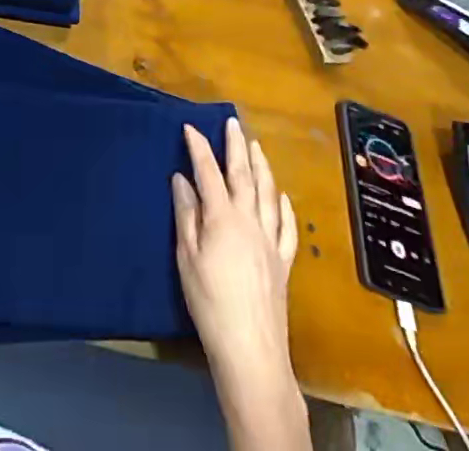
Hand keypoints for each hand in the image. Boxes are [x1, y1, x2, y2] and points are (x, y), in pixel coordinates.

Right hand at [173, 117, 298, 377]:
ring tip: (256, 146)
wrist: (251, 347)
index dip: (199, 148)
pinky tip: (281, 195)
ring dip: (262, 166)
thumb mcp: (186, 257)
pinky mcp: (283, 260)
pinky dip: (283, 204)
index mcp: (223, 219)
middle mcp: (250, 222)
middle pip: (244, 176)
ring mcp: (271, 240)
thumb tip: (182, 179)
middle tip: (232, 122)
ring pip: (268, 194)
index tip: (190, 127)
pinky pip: (286, 225)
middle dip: (236, 146)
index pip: (209, 174)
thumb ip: (186, 215)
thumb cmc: (209, 302)